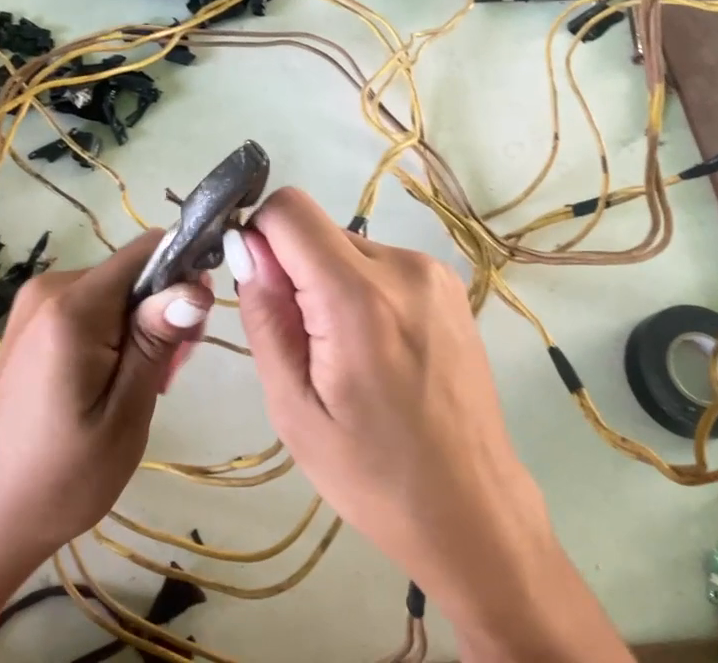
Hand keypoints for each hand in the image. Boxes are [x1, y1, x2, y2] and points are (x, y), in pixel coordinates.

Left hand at [0, 230, 213, 662]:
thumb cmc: (61, 478)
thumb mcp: (125, 415)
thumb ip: (157, 342)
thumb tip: (196, 284)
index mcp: (73, 307)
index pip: (149, 251)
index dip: (183, 278)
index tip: (193, 333)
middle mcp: (50, 290)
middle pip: (133, 273)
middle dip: (162, 312)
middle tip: (167, 377)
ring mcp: (35, 306)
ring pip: (115, 292)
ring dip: (140, 329)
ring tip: (138, 391)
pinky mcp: (31, 326)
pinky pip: (91, 310)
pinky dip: (114, 337)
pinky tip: (110, 385)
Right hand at [230, 187, 631, 661]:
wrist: (471, 508)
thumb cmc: (372, 474)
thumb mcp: (293, 408)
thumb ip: (266, 316)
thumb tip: (246, 247)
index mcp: (359, 297)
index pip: (289, 209)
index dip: (260, 236)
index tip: (259, 287)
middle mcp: (403, 267)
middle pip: (319, 231)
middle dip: (295, 272)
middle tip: (305, 347)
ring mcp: (434, 274)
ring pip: (349, 249)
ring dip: (329, 286)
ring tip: (345, 360)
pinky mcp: (450, 289)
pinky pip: (383, 268)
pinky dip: (363, 295)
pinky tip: (377, 356)